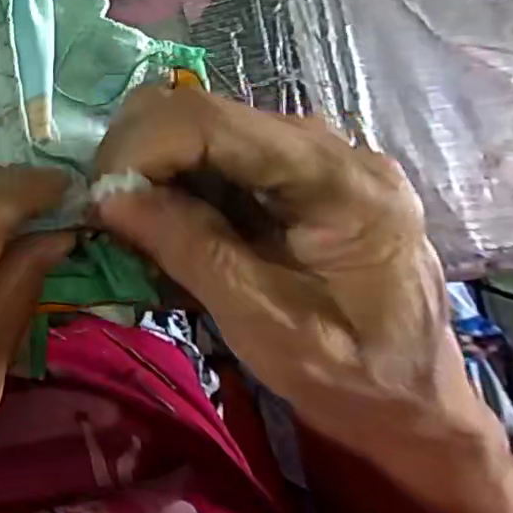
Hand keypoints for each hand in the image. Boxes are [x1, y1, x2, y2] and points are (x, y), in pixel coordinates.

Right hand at [89, 86, 494, 470]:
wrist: (411, 404)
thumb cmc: (350, 376)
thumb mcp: (265, 324)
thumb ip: (190, 251)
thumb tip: (107, 196)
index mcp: (339, 181)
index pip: (210, 121)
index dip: (138, 148)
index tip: (101, 202)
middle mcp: (323, 147)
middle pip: (192, 107)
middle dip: (132, 153)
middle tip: (109, 212)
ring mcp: (301, 151)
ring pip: (186, 119)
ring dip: (141, 162)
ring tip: (132, 218)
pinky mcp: (280, 165)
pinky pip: (198, 145)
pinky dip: (161, 173)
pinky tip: (161, 216)